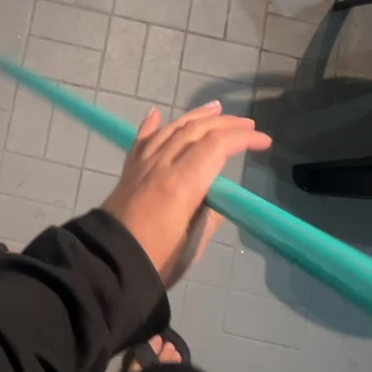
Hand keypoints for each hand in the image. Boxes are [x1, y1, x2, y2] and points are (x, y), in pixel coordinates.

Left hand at [101, 101, 270, 285]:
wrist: (107, 263)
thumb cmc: (155, 260)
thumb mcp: (193, 243)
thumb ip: (208, 215)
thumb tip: (214, 196)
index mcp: (182, 183)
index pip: (216, 146)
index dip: (242, 138)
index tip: (264, 142)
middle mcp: (162, 165)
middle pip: (195, 131)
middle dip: (224, 123)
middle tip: (247, 123)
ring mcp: (142, 165)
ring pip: (170, 129)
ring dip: (194, 116)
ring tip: (215, 108)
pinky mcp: (128, 171)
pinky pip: (142, 140)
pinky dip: (151, 125)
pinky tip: (156, 113)